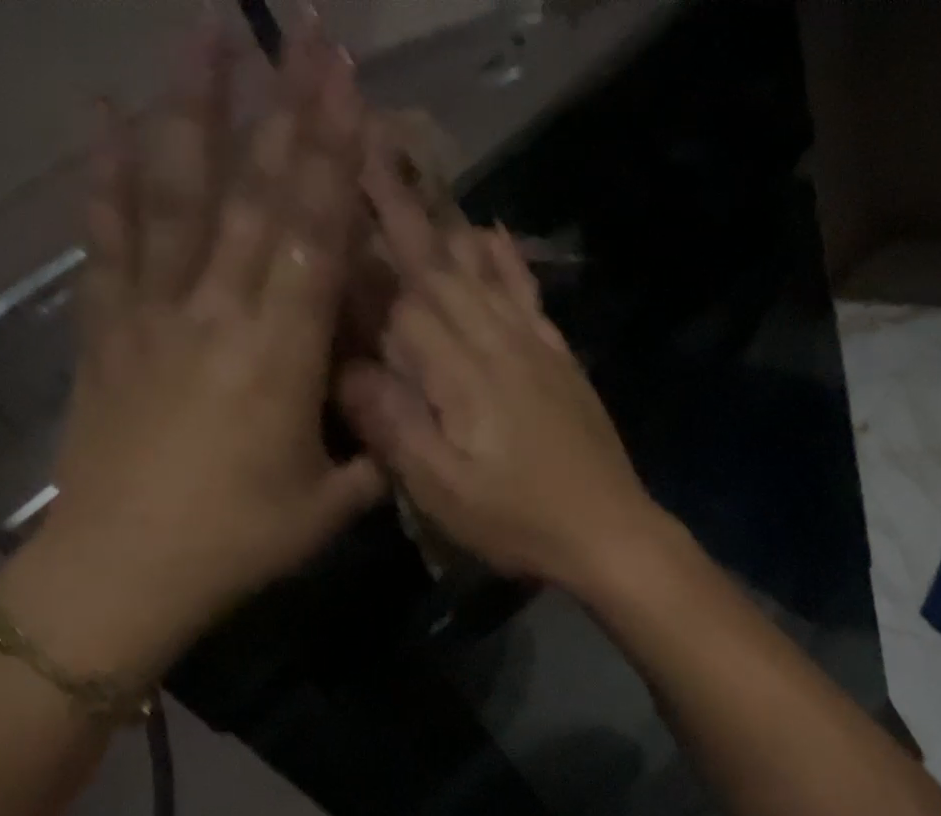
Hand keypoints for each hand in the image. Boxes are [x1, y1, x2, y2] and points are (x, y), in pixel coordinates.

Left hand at [0, 26, 381, 673]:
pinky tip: (103, 115)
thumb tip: (395, 417)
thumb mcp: (326, 507)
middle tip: (304, 31)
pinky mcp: (107, 330)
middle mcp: (219, 314)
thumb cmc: (236, 544)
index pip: (315, 236)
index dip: (335, 156)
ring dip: (194, 110)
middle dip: (287, 107)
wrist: (121, 574)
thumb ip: (370, 454)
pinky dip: (104, 177)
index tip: (349, 85)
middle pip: (255, 196)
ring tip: (204, 33)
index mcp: (282, 355)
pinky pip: (107, 241)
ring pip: (177, 197)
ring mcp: (155, 314)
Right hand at [338, 131, 666, 587]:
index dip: (363, 263)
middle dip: (400, 217)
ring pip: (481, 272)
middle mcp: (496, 343)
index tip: (331, 211)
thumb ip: (393, 425)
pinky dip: (505, 259)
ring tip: (416, 180)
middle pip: (440, 271)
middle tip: (365, 161)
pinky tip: (493, 235)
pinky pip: (526, 293)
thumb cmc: (516, 519)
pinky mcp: (558, 358)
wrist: (609, 530)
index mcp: (460, 375)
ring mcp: (533, 346)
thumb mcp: (442, 489)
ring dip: (444, 225)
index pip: (400, 303)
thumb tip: (344, 367)